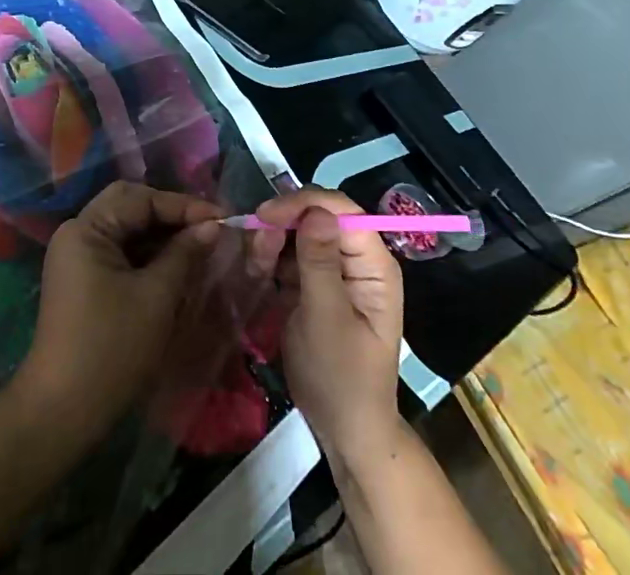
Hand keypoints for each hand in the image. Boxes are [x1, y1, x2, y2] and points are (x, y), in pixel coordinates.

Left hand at [12, 182, 223, 435]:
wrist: (64, 407)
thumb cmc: (113, 347)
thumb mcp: (157, 296)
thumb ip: (185, 254)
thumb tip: (212, 225)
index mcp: (86, 229)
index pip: (140, 199)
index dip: (183, 205)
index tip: (224, 218)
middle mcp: (77, 234)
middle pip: (129, 207)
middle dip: (171, 215)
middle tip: (211, 228)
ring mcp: (77, 259)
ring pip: (126, 230)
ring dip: (162, 236)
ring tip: (202, 246)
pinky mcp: (83, 281)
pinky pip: (120, 254)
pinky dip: (148, 256)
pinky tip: (178, 266)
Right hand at [251, 189, 402, 461]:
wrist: (342, 425)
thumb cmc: (341, 375)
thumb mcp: (327, 318)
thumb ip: (320, 263)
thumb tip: (316, 211)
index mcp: (374, 265)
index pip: (342, 210)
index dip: (304, 204)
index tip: (265, 216)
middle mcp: (356, 260)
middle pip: (317, 217)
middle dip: (283, 224)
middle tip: (255, 248)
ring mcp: (334, 272)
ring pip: (298, 233)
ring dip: (272, 242)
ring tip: (255, 268)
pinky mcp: (312, 285)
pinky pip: (288, 255)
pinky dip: (270, 259)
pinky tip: (257, 274)